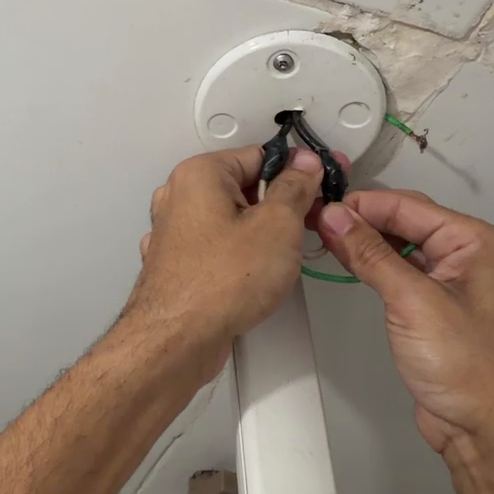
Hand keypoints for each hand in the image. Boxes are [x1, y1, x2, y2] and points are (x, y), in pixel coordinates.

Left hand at [125, 146, 323, 375]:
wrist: (177, 339)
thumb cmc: (213, 285)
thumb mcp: (277, 226)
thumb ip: (295, 189)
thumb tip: (303, 169)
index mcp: (199, 175)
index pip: (259, 155)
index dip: (296, 170)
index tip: (318, 182)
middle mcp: (179, 199)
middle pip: (243, 187)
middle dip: (277, 205)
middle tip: (302, 224)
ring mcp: (174, 233)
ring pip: (230, 220)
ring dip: (258, 234)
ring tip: (277, 257)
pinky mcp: (178, 264)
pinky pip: (217, 248)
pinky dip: (238, 257)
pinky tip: (254, 275)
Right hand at [313, 192, 493, 460]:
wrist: (493, 431)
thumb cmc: (467, 364)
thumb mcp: (412, 301)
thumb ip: (371, 254)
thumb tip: (334, 215)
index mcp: (477, 242)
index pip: (408, 207)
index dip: (360, 205)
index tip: (316, 208)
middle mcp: (471, 255)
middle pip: (407, 221)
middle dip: (362, 220)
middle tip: (314, 223)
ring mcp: (457, 283)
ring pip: (404, 247)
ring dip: (366, 243)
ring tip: (323, 240)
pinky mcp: (441, 308)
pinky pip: (405, 273)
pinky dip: (376, 266)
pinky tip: (350, 265)